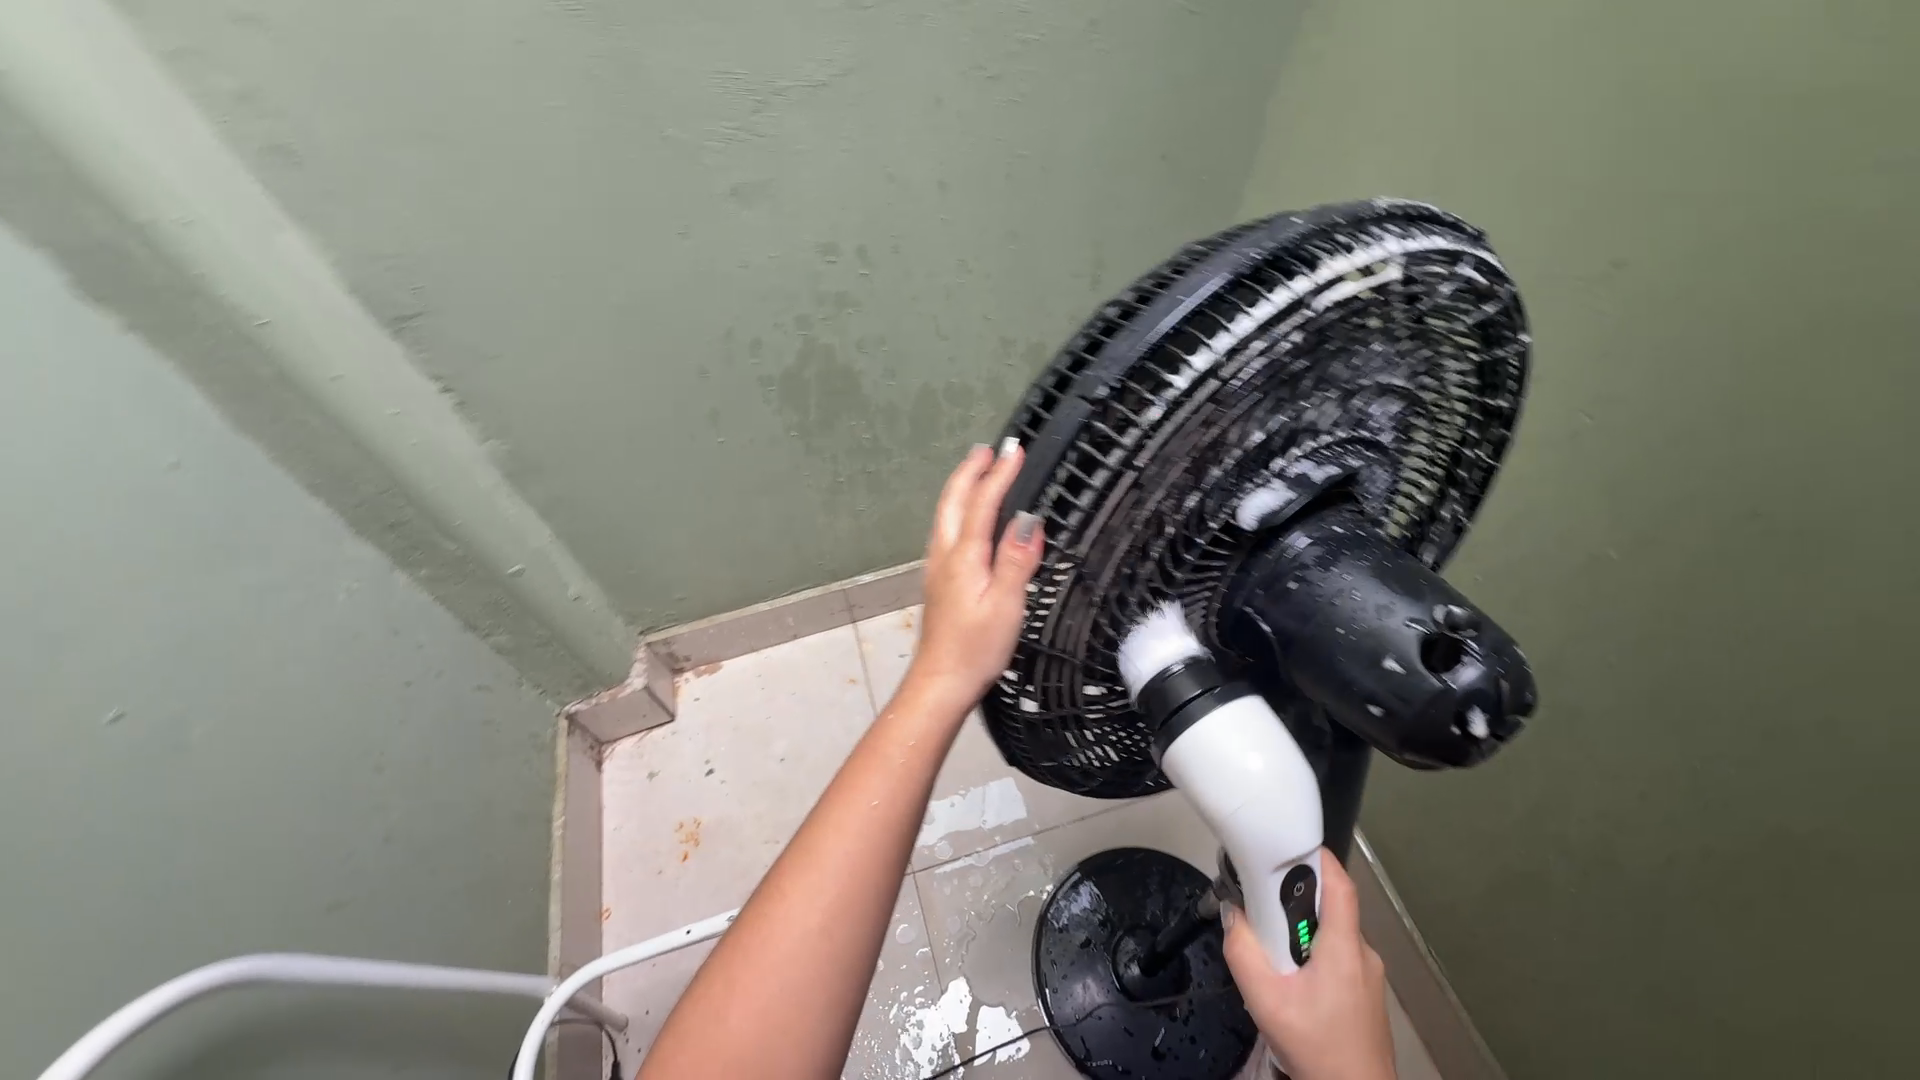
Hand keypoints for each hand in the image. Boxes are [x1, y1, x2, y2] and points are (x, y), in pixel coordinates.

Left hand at [900, 442, 1044, 710]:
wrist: (941, 681)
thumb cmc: (976, 648)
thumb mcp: (1006, 605)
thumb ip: (1017, 560)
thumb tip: (1028, 520)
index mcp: (964, 557)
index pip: (982, 504)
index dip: (999, 475)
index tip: (1015, 450)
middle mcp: (945, 555)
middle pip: (952, 501)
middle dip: (970, 471)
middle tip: (987, 449)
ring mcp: (937, 568)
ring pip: (945, 514)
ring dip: (960, 487)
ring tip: (975, 471)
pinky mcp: (937, 582)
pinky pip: (945, 530)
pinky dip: (956, 510)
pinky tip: (963, 518)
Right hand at [1223, 850, 1395, 1079]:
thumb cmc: (1316, 1049)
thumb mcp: (1265, 1001)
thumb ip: (1243, 951)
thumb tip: (1232, 913)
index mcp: (1344, 948)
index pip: (1340, 884)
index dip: (1317, 856)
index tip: (1285, 844)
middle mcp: (1364, 954)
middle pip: (1331, 906)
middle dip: (1295, 897)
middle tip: (1260, 902)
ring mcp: (1370, 975)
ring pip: (1332, 933)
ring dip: (1301, 929)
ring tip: (1269, 946)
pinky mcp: (1367, 993)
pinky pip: (1338, 955)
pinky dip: (1312, 952)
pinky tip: (1291, 977)